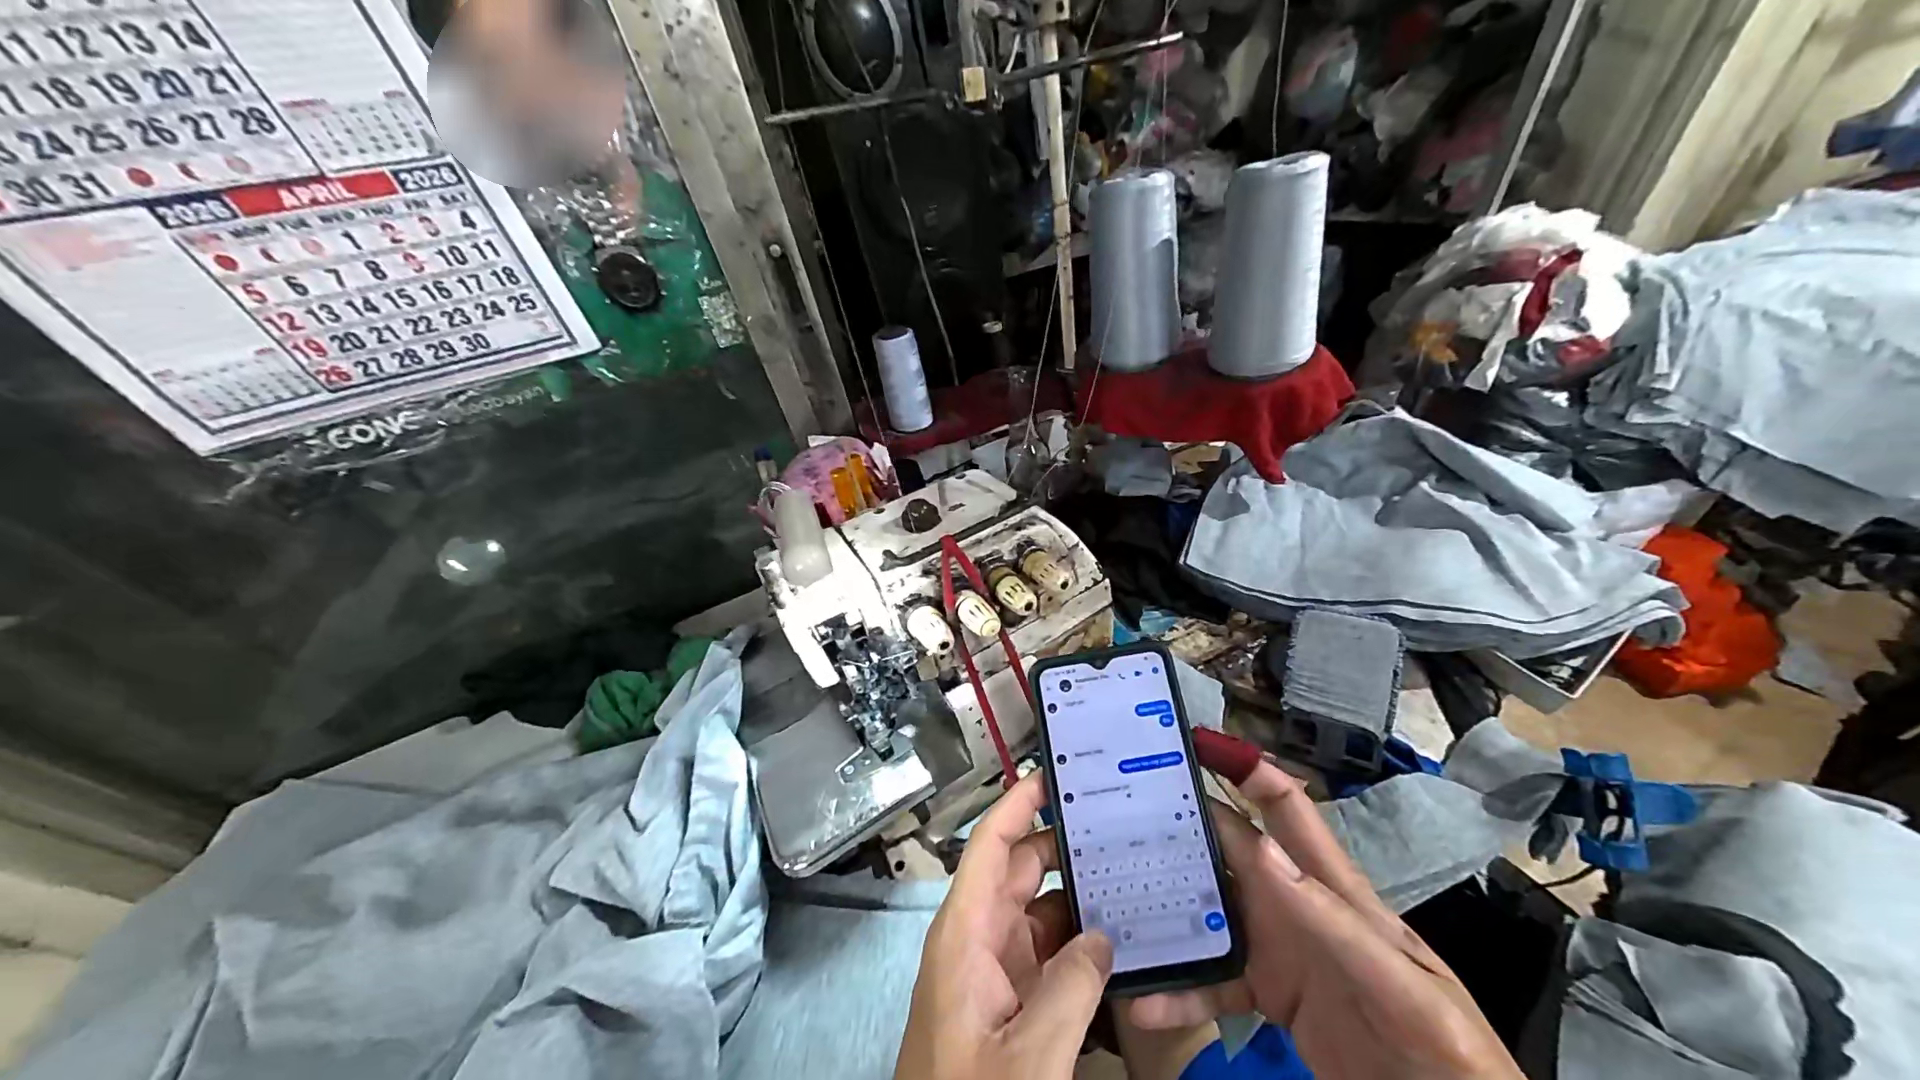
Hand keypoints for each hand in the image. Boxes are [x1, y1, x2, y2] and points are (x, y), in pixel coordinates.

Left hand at [894, 773, 1113, 1079]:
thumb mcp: (1030, 1053)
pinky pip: (1049, 955)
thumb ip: (1072, 987)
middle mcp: (978, 938)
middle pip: (1020, 871)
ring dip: (1079, 898)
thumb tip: (1102, 936)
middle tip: (1114, 824)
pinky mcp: (1011, 1001)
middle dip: (1063, 845)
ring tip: (1129, 875)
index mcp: (966, 931)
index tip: (1054, 774)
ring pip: (1040, 912)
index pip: (990, 846)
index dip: (1017, 804)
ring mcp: (995, 971)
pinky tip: (1121, 943)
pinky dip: (1081, 945)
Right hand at [1124, 761, 1522, 1079]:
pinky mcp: (1270, 994)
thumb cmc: (1445, 1050)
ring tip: (1116, 900)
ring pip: (1209, 908)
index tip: (1193, 740)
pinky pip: (1213, 981)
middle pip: (1228, 848)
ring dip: (1166, 902)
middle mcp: (1295, 903)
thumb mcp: (1396, 984)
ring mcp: (1279, 948)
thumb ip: (1329, 918)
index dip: (1244, 766)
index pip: (1283, 807)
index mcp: (1332, 887)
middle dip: (1181, 824)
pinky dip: (1179, 988)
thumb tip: (1258, 846)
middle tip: (1121, 813)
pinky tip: (1144, 998)